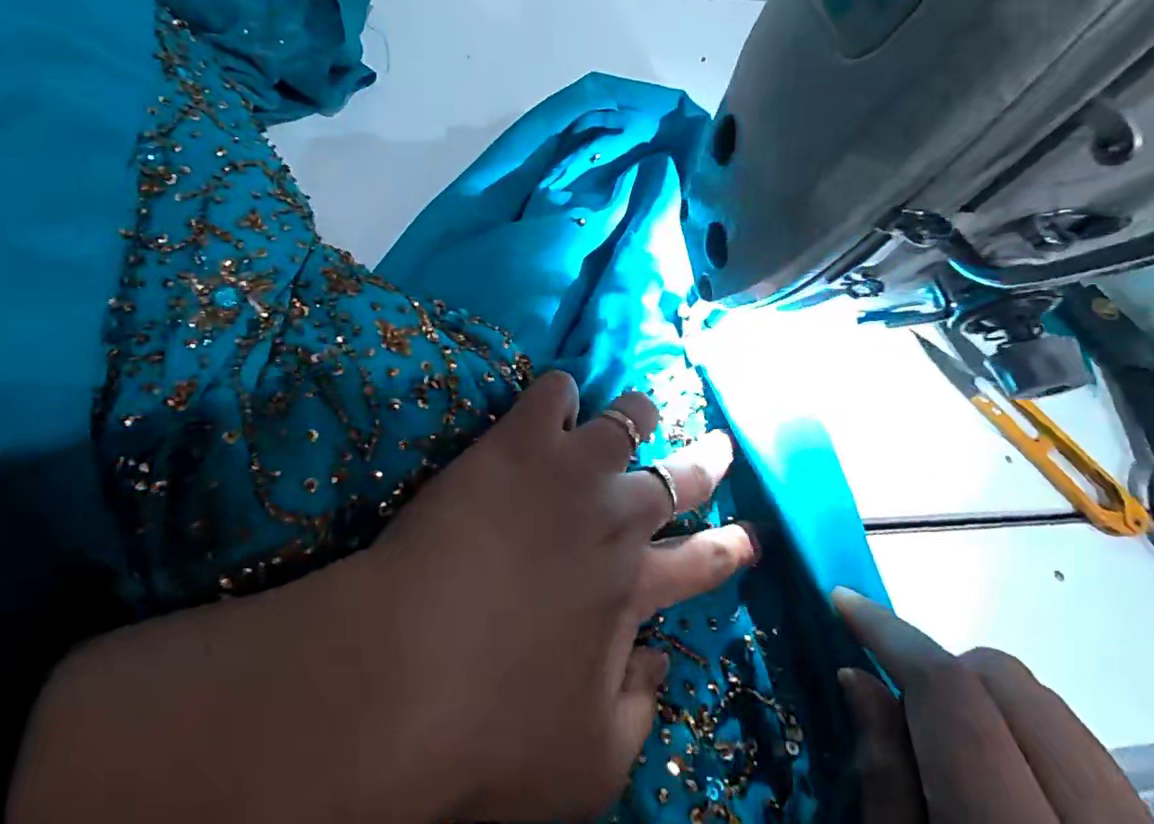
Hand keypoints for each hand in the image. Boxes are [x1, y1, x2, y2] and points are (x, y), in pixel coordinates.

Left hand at [369, 370, 754, 820]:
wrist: (403, 672)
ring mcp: (568, 473)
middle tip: (720, 447)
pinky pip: (552, 393)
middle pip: (677, 480)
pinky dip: (561, 391)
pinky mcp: (515, 444)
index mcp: (635, 589)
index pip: (702, 563)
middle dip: (706, 463)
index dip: (731, 548)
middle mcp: (616, 520)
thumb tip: (659, 663)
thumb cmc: (493, 729)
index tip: (750, 537)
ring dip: (638, 414)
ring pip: (623, 420)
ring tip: (641, 408)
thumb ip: (638, 710)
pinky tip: (558, 395)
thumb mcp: (590, 762)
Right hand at [832, 589, 1151, 823]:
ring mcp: (1139, 823)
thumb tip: (861, 681)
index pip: (955, 697)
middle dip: (940, 670)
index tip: (844, 603)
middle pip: (1007, 680)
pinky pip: (1086, 747)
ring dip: (983, 699)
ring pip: (1050, 704)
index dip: (893, 636)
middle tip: (897, 704)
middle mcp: (1098, 821)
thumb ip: (885, 782)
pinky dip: (1028, 735)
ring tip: (947, 746)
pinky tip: (1003, 777)